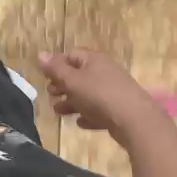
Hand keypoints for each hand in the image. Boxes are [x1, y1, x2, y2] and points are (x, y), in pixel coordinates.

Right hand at [38, 49, 161, 141]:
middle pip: (79, 75)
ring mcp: (114, 91)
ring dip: (72, 102)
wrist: (135, 121)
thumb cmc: (99, 95)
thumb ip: (55, 69)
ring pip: (88, 94)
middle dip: (63, 85)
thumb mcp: (71, 80)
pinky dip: (88, 114)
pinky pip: (100, 110)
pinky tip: (80, 123)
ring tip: (59, 112)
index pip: (71, 55)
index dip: (57, 64)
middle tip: (51, 94)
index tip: (46, 77)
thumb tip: (41, 54)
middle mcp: (105, 71)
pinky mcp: (120, 109)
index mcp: (94, 60)